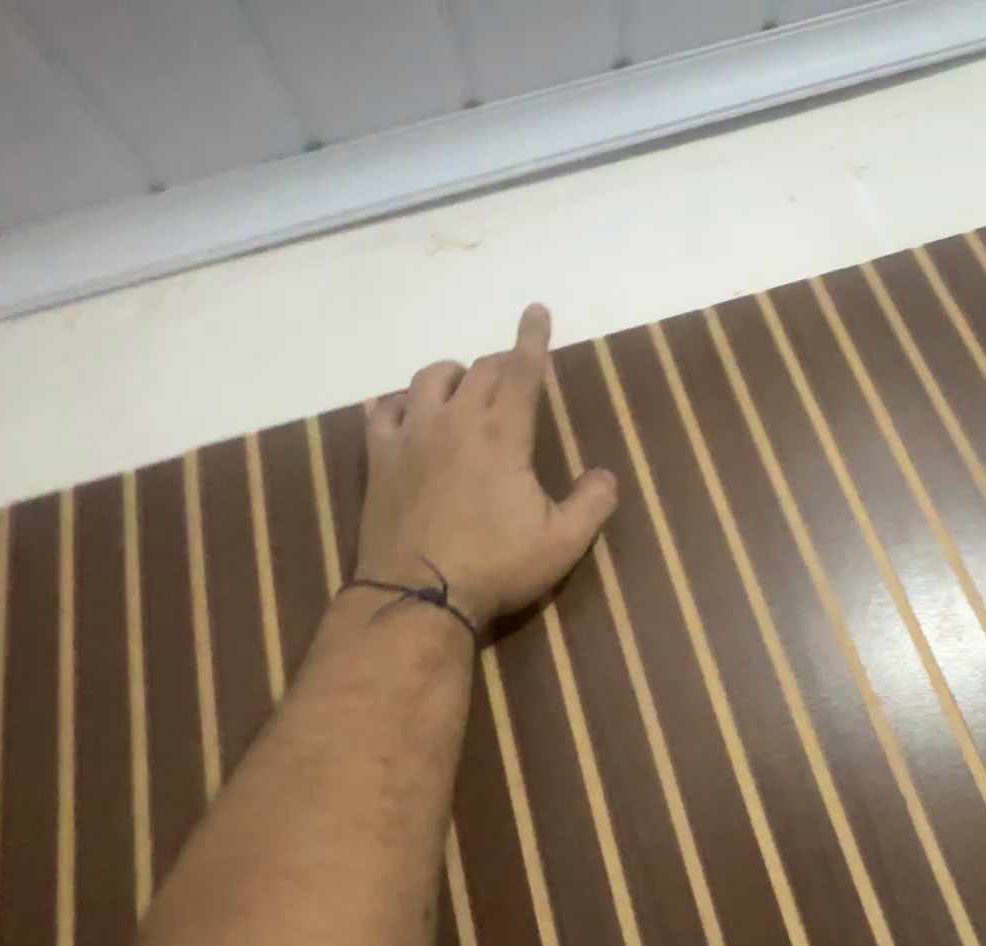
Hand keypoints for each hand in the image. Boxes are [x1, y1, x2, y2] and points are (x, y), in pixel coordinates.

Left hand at [353, 305, 617, 627]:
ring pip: (431, 379)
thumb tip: (605, 475)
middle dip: (502, 363)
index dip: (532, 337)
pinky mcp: (380, 458)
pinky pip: (385, 410)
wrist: (417, 596)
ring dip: (455, 374)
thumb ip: (593, 503)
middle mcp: (455, 420)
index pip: (521, 370)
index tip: (536, 310)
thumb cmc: (496, 567)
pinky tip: (410, 411)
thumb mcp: (564, 543)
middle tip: (513, 374)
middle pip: (480, 371)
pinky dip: (403, 401)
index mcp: (502, 433)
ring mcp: (412, 436)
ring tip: (464, 387)